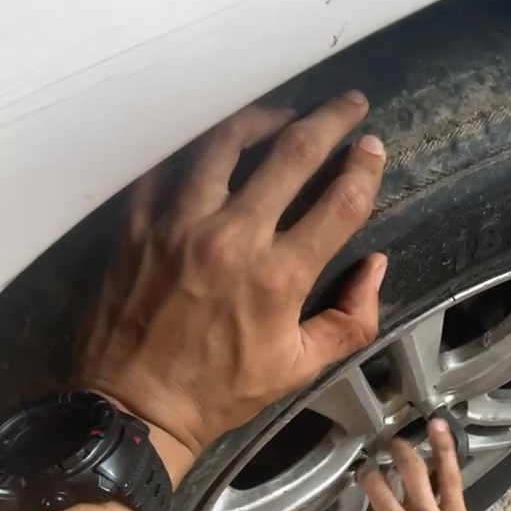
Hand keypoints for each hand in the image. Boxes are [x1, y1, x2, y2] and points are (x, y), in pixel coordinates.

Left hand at [75, 92, 388, 464]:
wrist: (135, 406)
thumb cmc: (222, 391)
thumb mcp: (300, 368)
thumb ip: (350, 319)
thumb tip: (376, 266)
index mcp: (278, 277)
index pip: (338, 203)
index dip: (364, 169)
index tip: (374, 148)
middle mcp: (233, 236)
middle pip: (293, 154)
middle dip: (331, 121)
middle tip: (349, 104)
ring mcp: (179, 222)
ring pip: (227, 142)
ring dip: (265, 117)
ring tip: (284, 112)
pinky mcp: (139, 222)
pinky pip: (169, 163)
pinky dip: (198, 146)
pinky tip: (216, 144)